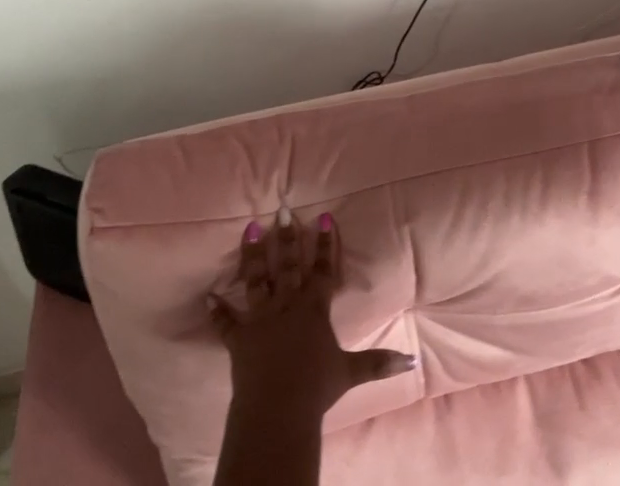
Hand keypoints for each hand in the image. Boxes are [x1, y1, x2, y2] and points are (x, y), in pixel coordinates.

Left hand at [209, 213, 415, 423]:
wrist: (277, 410)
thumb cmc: (316, 388)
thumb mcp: (351, 372)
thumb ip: (379, 362)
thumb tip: (412, 361)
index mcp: (313, 309)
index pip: (321, 269)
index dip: (323, 243)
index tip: (322, 216)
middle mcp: (286, 306)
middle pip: (287, 265)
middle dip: (287, 236)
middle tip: (282, 210)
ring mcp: (259, 320)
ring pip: (255, 280)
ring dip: (252, 255)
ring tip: (249, 228)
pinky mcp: (238, 339)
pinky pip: (225, 321)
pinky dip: (216, 309)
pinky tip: (207, 295)